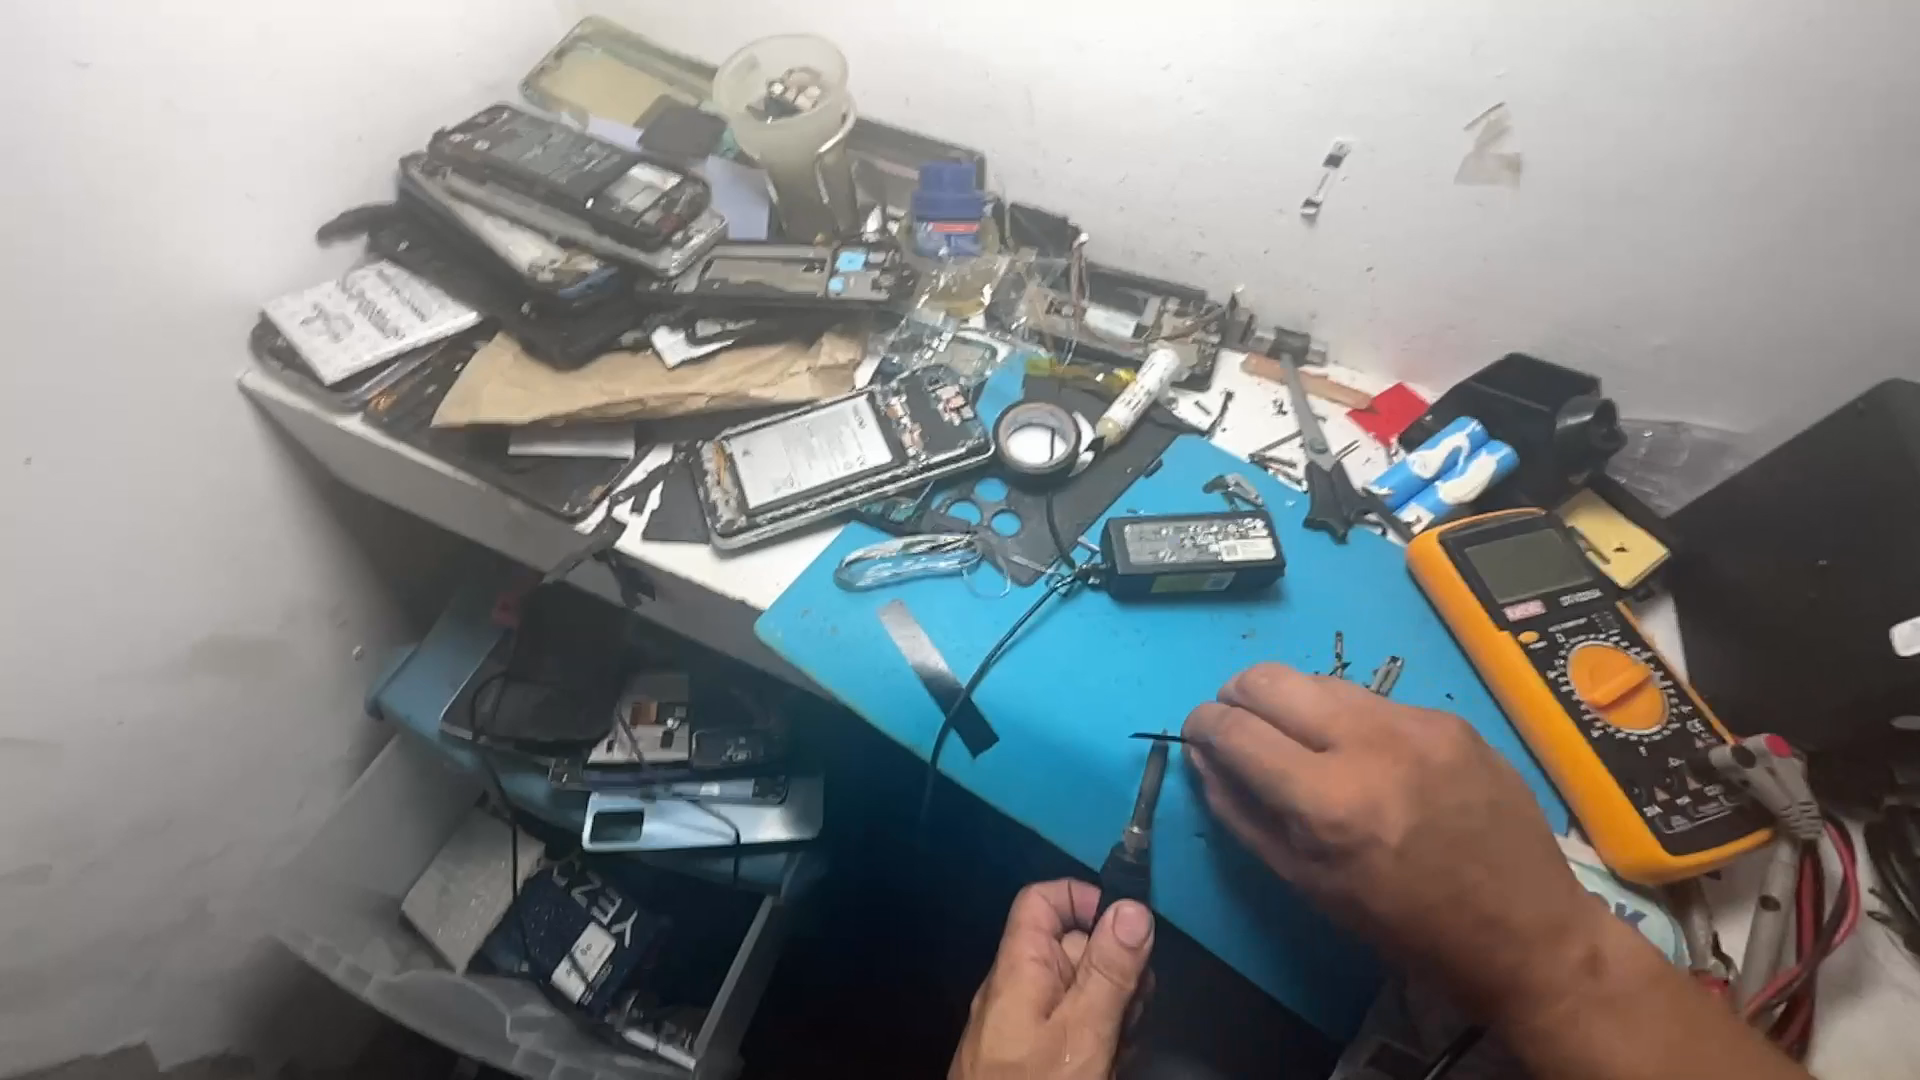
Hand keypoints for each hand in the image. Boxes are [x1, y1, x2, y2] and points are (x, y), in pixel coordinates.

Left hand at [950, 879, 1154, 1079]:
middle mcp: (1020, 984)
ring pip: (1081, 986)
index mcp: (1019, 964)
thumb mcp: (1082, 1033)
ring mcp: (1028, 1023)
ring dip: (1115, 1003)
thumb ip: (1108, 970)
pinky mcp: (1039, 1055)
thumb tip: (1133, 906)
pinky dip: (1102, 1033)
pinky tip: (1117, 1059)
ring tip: (1128, 1039)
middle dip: (1114, 962)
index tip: (1127, 926)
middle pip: (1072, 944)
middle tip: (1140, 1001)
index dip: (1083, 899)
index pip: (1042, 900)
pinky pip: (1074, 1023)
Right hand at [1183, 664, 1608, 1020]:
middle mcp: (1370, 745)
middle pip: (1267, 679)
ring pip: (1314, 678)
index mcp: (1330, 803)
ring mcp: (1415, 723)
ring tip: (1297, 739)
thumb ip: (1238, 810)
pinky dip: (1342, 719)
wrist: (1527, 931)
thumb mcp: (1303, 880)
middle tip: (1237, 724)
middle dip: (1235, 696)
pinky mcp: (1446, 718)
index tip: (1196, 732)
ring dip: (1288, 702)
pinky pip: (1367, 699)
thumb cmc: (1401, 921)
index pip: (1235, 730)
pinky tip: (1362, 755)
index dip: (1201, 724)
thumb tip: (1201, 754)